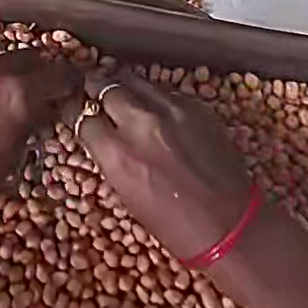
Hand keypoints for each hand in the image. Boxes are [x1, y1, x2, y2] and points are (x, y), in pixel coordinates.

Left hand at [0, 49, 78, 261]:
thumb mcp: (11, 156)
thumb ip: (32, 122)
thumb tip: (46, 108)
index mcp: (17, 94)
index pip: (58, 74)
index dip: (69, 81)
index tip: (71, 86)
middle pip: (28, 56)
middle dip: (37, 71)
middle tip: (38, 89)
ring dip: (1, 74)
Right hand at [69, 70, 253, 259]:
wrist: (230, 226)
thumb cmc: (174, 224)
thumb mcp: (126, 194)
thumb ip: (111, 158)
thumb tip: (102, 138)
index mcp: (117, 153)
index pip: (84, 120)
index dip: (79, 118)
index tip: (77, 115)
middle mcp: (140, 124)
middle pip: (107, 88)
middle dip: (97, 90)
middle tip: (91, 89)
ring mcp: (172, 111)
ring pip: (136, 81)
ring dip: (124, 87)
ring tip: (118, 90)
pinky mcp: (197, 108)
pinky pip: (166, 92)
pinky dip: (155, 97)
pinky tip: (154, 107)